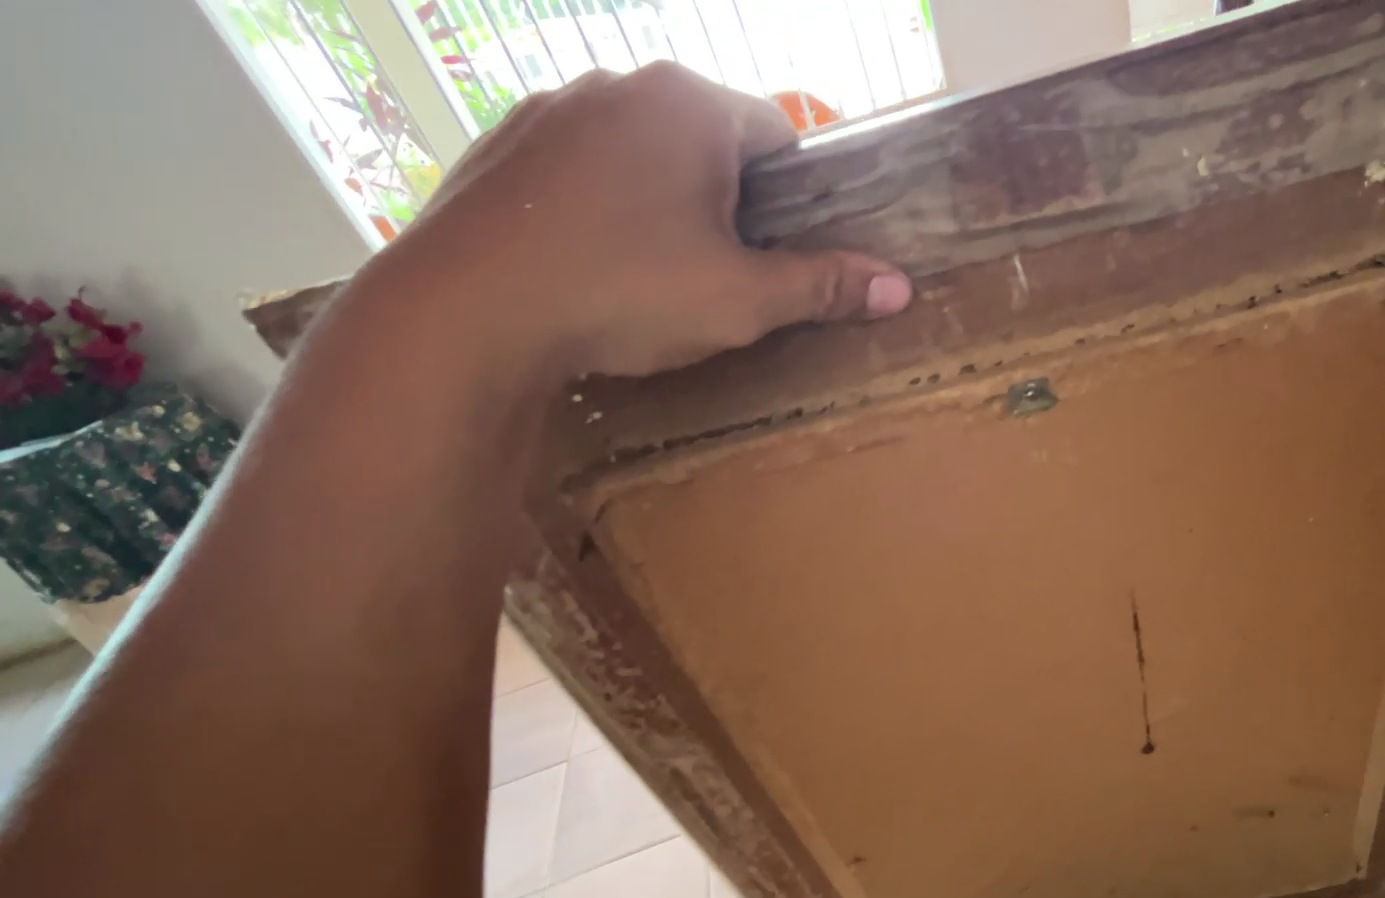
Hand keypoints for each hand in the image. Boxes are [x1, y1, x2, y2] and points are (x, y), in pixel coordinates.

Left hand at [372, 63, 911, 388]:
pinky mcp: (502, 146)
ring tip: (654, 273)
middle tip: (724, 272)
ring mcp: (551, 109)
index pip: (779, 132)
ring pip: (641, 151)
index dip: (796, 193)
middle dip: (729, 200)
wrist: (467, 311)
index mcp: (691, 104)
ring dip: (664, 202)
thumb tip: (901, 287)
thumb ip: (823, 286)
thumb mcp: (742, 299)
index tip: (786, 247)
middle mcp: (621, 84)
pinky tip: (592, 263)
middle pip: (709, 139)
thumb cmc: (624, 292)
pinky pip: (581, 169)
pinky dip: (602, 206)